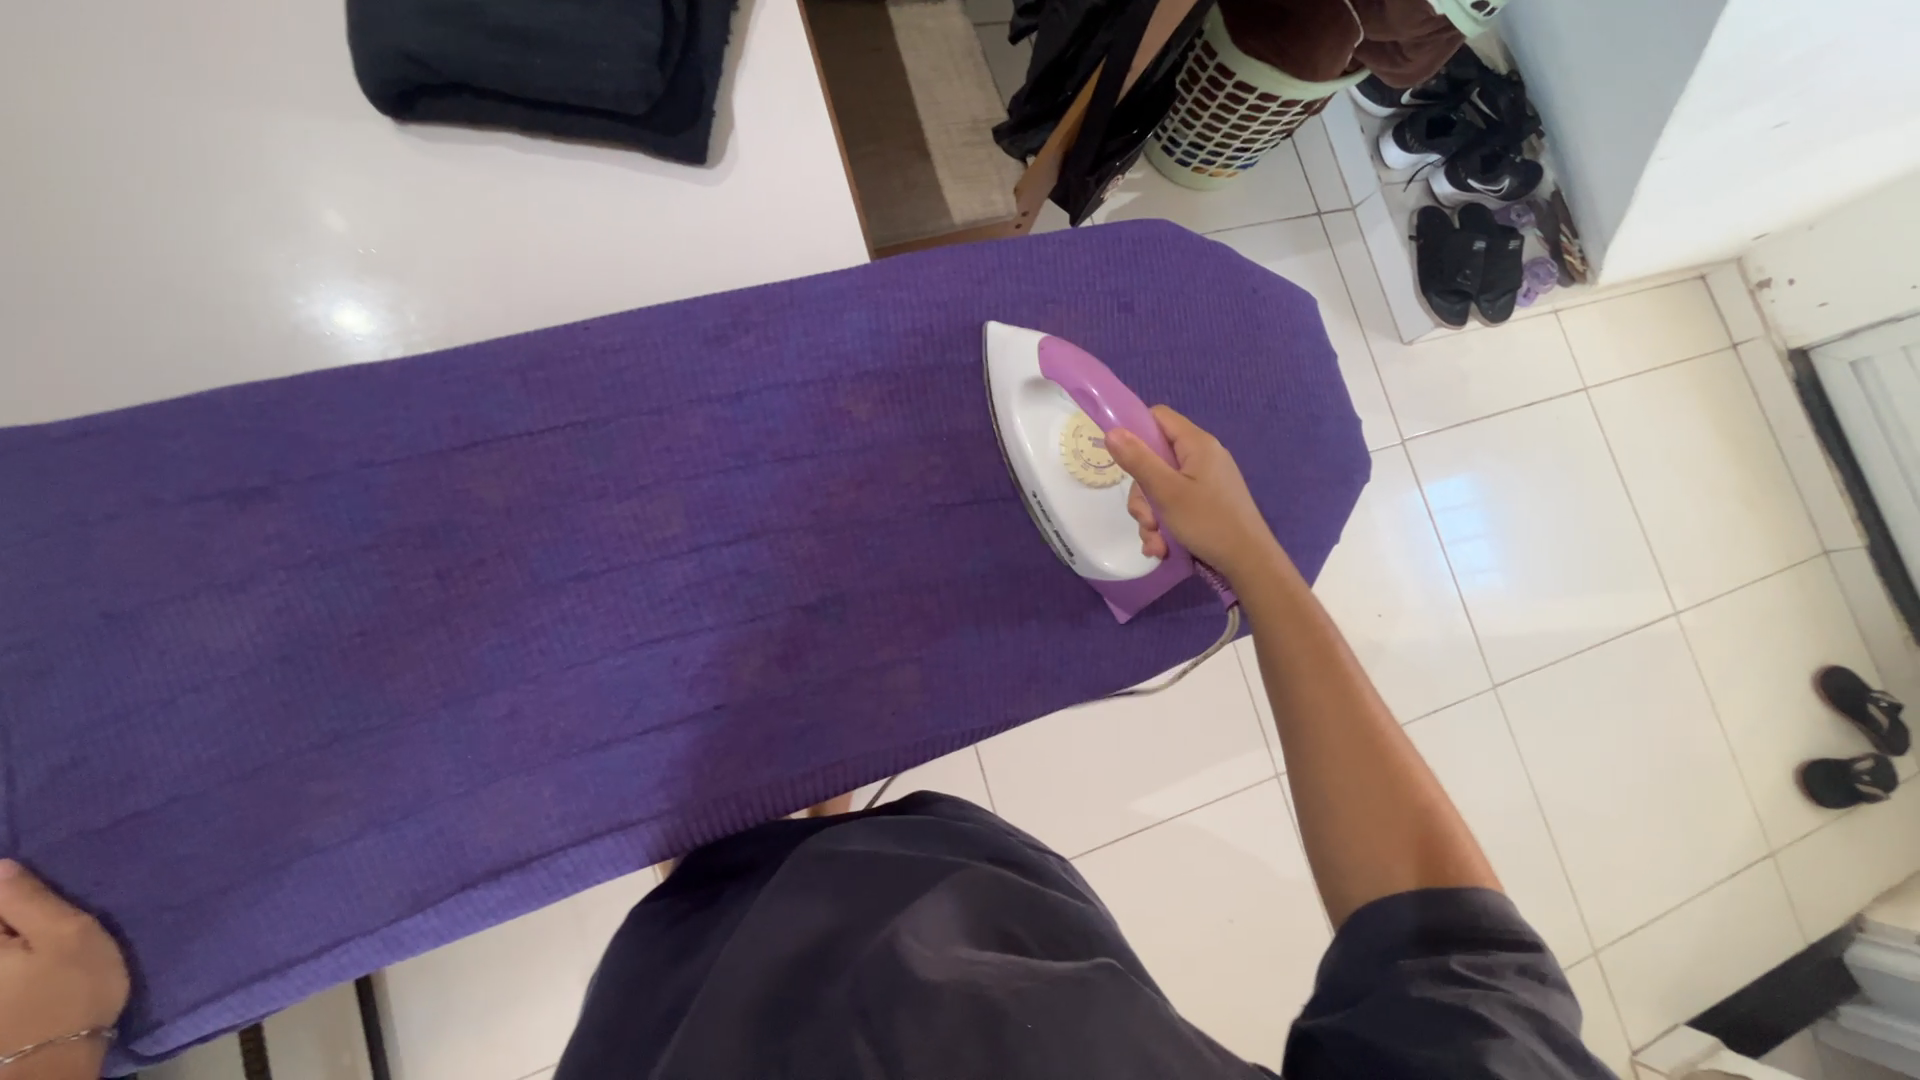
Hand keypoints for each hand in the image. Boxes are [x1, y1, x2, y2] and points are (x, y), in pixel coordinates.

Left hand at [0, 860, 127, 1073]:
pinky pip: (6, 951)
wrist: (54, 1061)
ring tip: (33, 912)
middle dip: (10, 902)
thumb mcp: (67, 936)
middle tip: (34, 891)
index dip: (7, 881)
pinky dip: (15, 939)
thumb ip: (30, 899)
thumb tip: (0, 865)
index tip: (27, 872)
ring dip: (15, 921)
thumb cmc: (69, 990)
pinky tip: (30, 939)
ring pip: (2, 936)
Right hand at [1105, 405, 1283, 584]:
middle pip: (1154, 460)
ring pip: (1160, 489)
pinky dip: (1164, 527)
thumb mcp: (1166, 492)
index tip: (1121, 458)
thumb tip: (1112, 431)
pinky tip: (1162, 548)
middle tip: (1146, 519)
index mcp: (1197, 444)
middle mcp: (1202, 458)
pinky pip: (1173, 506)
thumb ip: (1138, 460)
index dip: (1135, 432)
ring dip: (1151, 518)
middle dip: (1143, 495)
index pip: (1158, 418)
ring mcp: (1204, 482)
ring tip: (1156, 544)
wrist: (1249, 563)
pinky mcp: (1205, 504)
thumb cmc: (1208, 522)